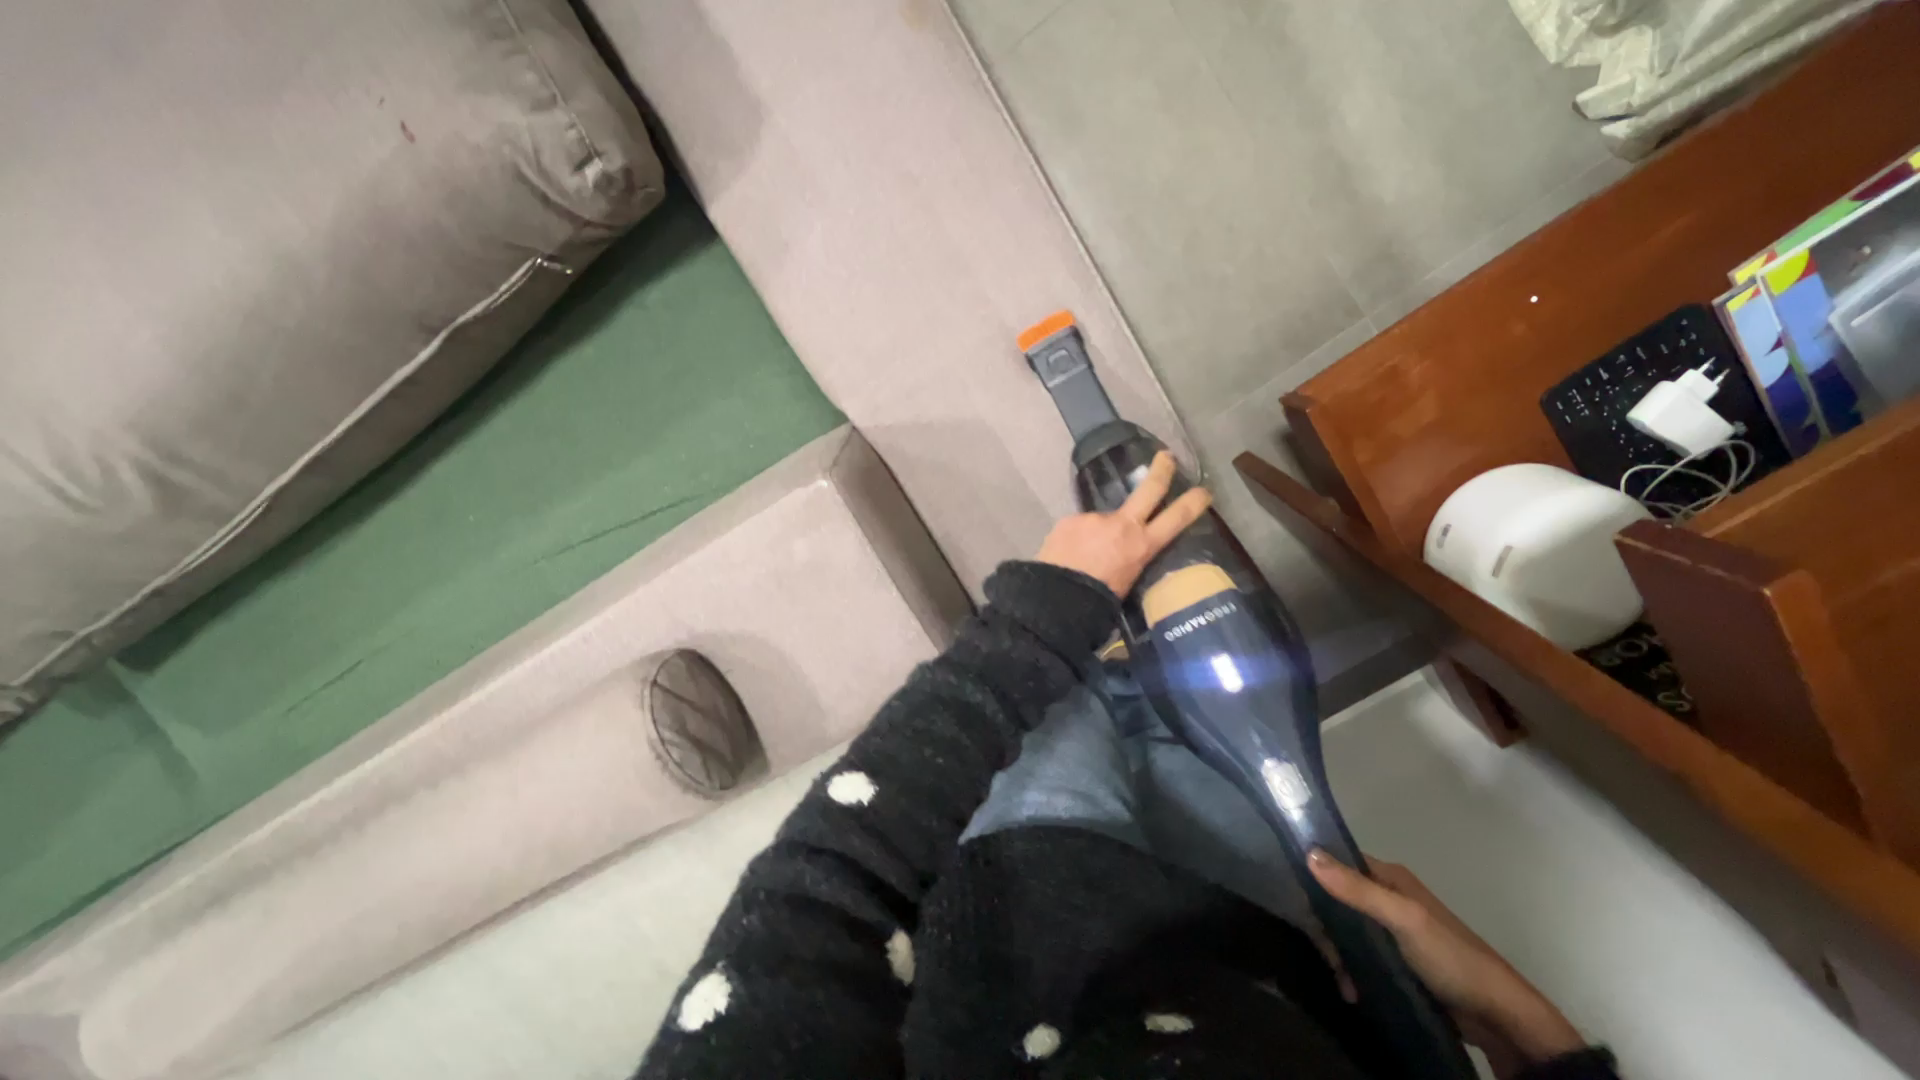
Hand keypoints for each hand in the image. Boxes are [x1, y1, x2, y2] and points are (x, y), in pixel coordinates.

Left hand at [1034, 451, 1211, 597]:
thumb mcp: (1127, 584)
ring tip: (1082, 559)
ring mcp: (1094, 519)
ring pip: (1101, 522)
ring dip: (1096, 534)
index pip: (1175, 519)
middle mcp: (1122, 525)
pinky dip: (1075, 541)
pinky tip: (1067, 557)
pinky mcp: (1069, 520)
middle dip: (1161, 470)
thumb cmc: (1097, 602)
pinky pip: (1076, 530)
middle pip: (1149, 490)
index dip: (1192, 503)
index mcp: (1142, 546)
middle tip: (1166, 456)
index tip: (1203, 491)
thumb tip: (1122, 558)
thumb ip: (1129, 561)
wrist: (1058, 600)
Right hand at [1309, 851, 1585, 1069]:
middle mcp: (1388, 897)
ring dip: (1339, 955)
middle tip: (1329, 954)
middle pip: (1337, 900)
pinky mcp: (1395, 959)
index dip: (1315, 875)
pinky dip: (1352, 972)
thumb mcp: (1403, 920)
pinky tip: (1352, 991)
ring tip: (1344, 981)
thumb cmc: (1450, 958)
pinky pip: (1359, 956)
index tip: (1296, 899)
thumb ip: (1358, 890)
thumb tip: (1308, 853)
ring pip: (1345, 931)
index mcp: (1390, 878)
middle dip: (1327, 928)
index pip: (1338, 862)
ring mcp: (1391, 930)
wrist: (1496, 1015)